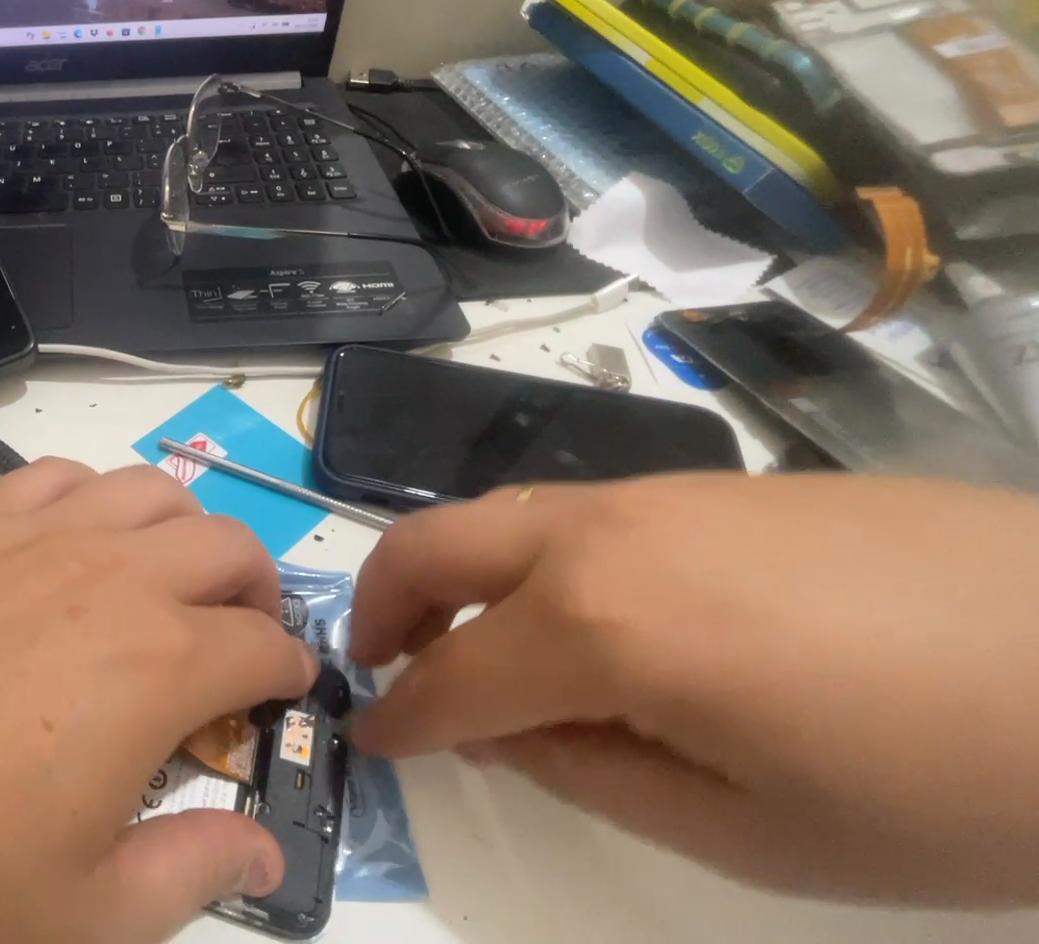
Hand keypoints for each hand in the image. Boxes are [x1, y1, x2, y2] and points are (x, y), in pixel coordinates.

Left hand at [0, 459, 315, 940]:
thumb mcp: (80, 909)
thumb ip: (190, 872)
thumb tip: (263, 856)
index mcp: (157, 665)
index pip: (264, 647)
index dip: (287, 672)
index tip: (279, 695)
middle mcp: (114, 576)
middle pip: (227, 545)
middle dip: (256, 588)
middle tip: (238, 639)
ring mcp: (39, 537)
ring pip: (152, 490)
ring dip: (184, 530)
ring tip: (168, 581)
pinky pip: (58, 477)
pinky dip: (93, 496)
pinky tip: (76, 540)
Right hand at [349, 474, 1038, 906]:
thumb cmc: (948, 782)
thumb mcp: (751, 832)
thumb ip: (586, 772)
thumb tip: (498, 730)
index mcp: (598, 628)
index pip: (451, 676)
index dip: (399, 717)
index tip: (367, 739)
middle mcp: (591, 538)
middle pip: (425, 547)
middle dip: (377, 606)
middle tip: (379, 664)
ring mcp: (641, 495)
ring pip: (484, 518)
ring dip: (442, 577)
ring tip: (464, 641)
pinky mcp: (690, 483)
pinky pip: (556, 516)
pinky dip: (515, 562)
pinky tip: (569, 614)